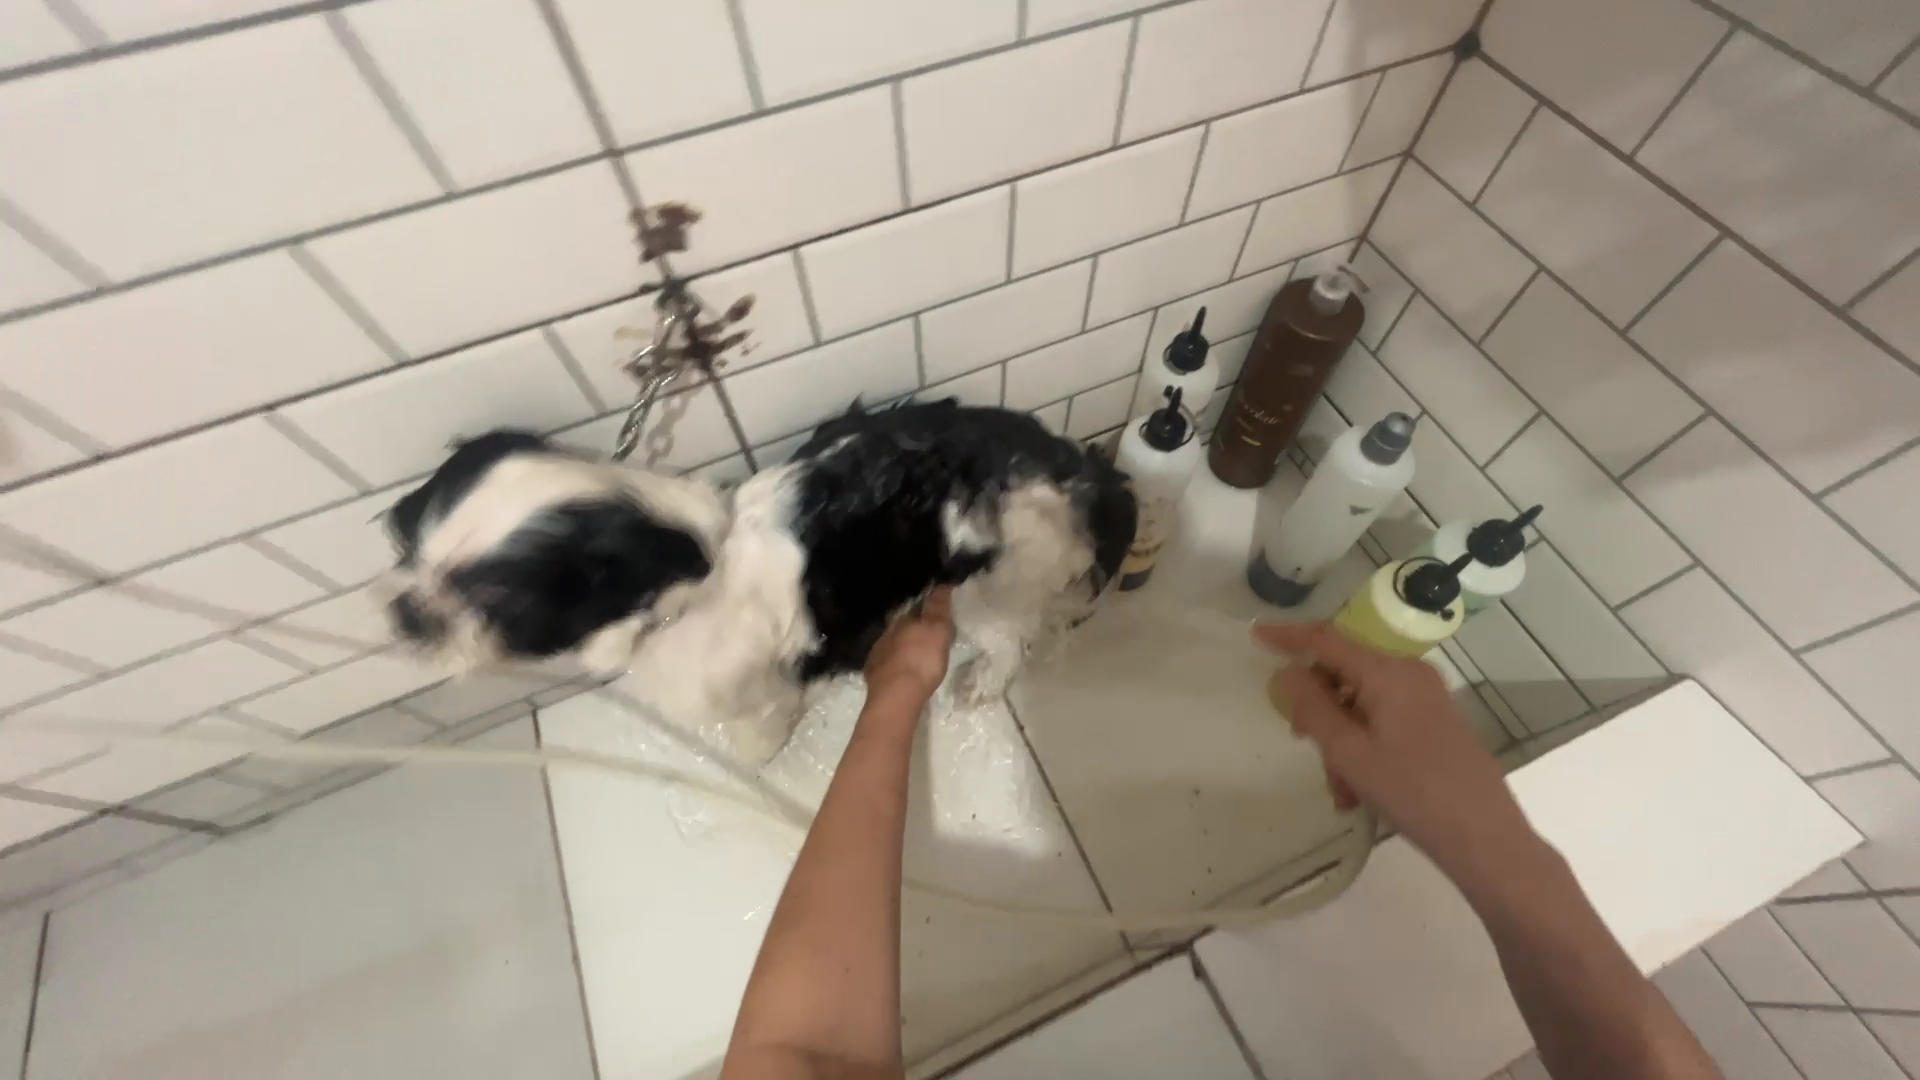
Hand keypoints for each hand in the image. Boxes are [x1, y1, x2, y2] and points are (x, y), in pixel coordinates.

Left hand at [864, 587, 955, 711]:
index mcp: (902, 621)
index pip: (913, 610)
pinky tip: (899, 671)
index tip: (933, 612)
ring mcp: (876, 655)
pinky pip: (884, 663)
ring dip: (901, 647)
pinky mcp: (873, 675)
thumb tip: (941, 584)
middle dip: (910, 629)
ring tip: (914, 654)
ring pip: (890, 645)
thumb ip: (937, 607)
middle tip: (924, 634)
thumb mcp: (937, 630)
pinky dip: (892, 664)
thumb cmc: (921, 660)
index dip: (924, 610)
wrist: (896, 695)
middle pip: (900, 628)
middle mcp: (886, 634)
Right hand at [1255, 621, 1538, 886]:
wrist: (1488, 841)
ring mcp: (1427, 698)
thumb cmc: (1413, 792)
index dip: (1288, 636)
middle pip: (1343, 672)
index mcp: (1389, 673)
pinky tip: (1358, 789)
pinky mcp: (1435, 721)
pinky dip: (1362, 743)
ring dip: (1339, 736)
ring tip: (1339, 786)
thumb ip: (1311, 706)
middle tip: (1300, 738)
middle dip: (1317, 705)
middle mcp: (1410, 674)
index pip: (1326, 639)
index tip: (1255, 635)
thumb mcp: (1348, 751)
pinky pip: (1382, 718)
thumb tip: (1286, 671)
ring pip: (1360, 701)